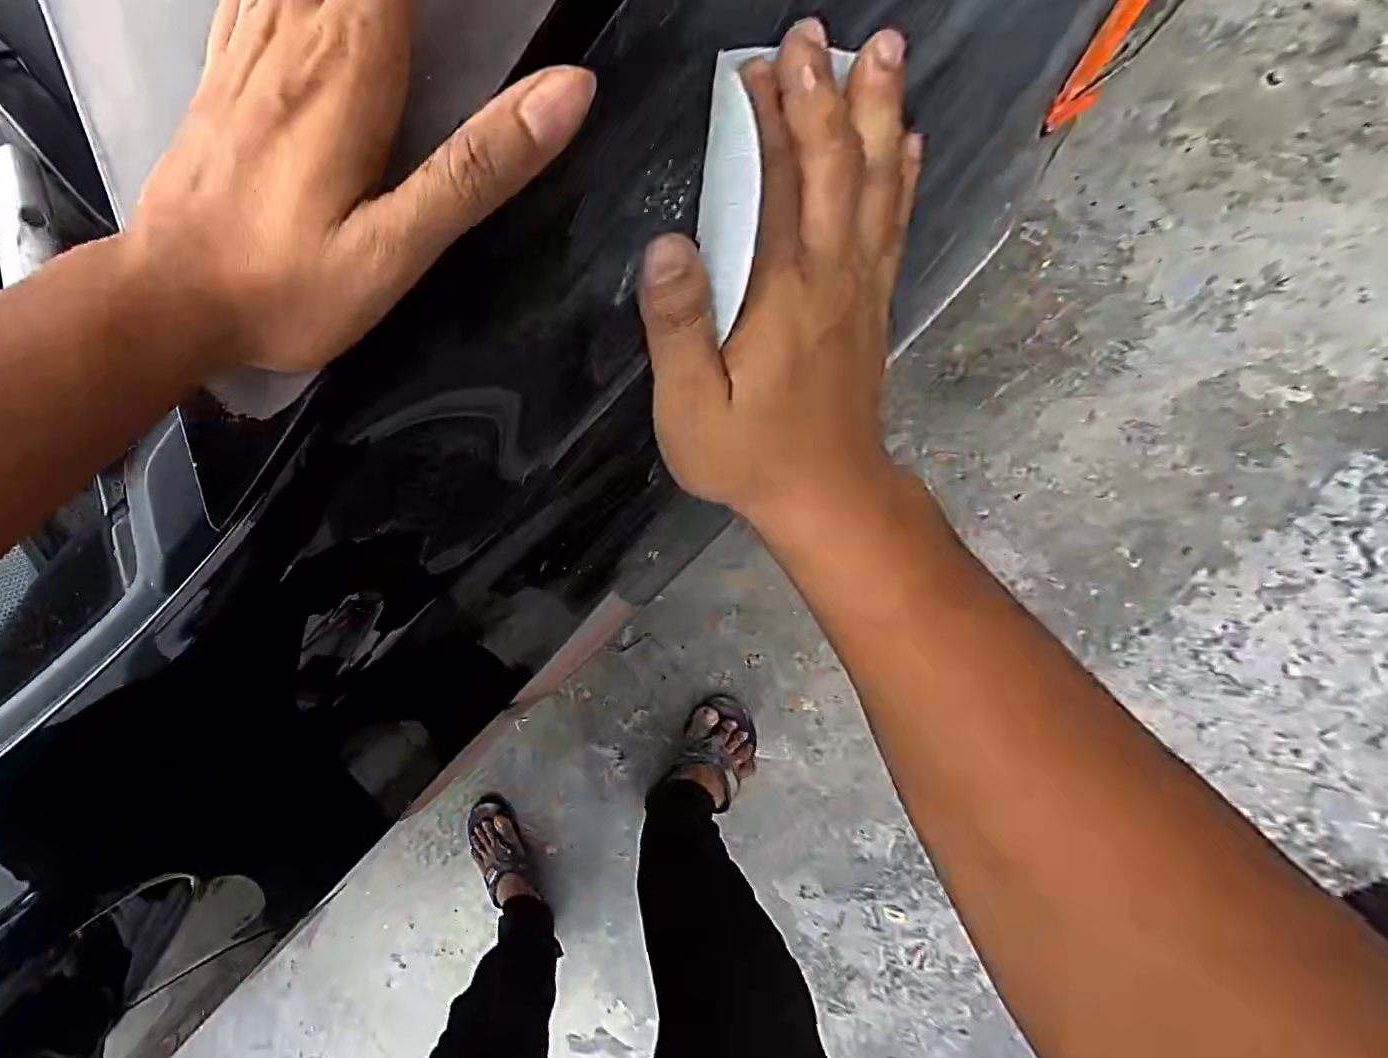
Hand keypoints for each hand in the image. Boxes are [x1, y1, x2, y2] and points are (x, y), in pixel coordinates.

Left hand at [126, 0, 595, 373]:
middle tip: (443, 20)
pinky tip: (302, 3)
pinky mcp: (219, 76)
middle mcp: (297, 30)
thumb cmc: (281, 290)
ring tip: (393, 15)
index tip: (484, 11)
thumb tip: (568, 91)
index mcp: (352, 63)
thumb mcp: (390, 252)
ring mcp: (248, 47)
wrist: (169, 302)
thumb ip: (472, 173)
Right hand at [637, 19, 921, 527]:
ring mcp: (861, 290)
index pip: (781, 186)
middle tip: (815, 35)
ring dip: (877, 114)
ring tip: (880, 54)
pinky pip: (893, 225)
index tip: (759, 67)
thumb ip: (677, 325)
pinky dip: (900, 175)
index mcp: (782, 293)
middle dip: (826, 95)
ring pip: (877, 184)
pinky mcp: (871, 309)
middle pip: (838, 168)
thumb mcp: (688, 404)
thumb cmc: (746, 455)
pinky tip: (906, 143)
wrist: (826, 495)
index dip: (772, 121)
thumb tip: (666, 244)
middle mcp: (832, 276)